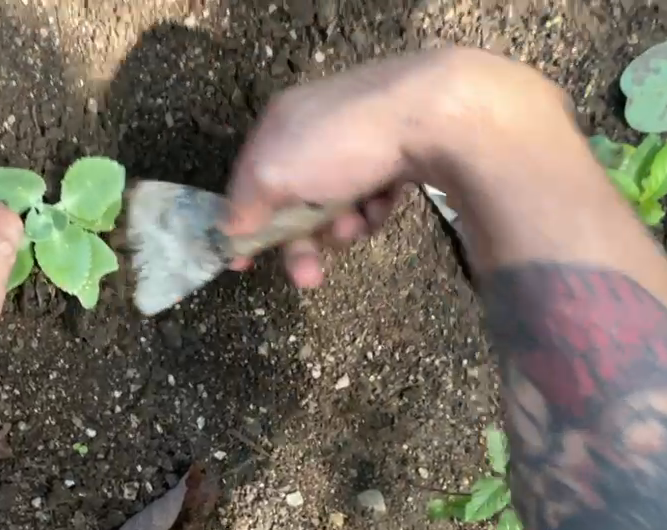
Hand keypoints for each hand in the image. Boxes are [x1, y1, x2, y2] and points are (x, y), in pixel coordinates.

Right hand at [226, 48, 567, 286]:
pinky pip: (369, 196)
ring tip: (358, 226)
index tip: (243, 263)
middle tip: (310, 278)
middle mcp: (315, 129)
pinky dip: (371, 210)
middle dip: (300, 245)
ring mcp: (358, 140)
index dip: (242, 226)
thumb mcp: (274, 174)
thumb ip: (243, 204)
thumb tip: (230, 230)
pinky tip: (382, 207)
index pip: (247, 184)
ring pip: (332, 205)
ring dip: (339, 228)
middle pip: (293, 203)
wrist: (437, 113)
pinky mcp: (396, 150)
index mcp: (279, 126)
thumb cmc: (342, 144)